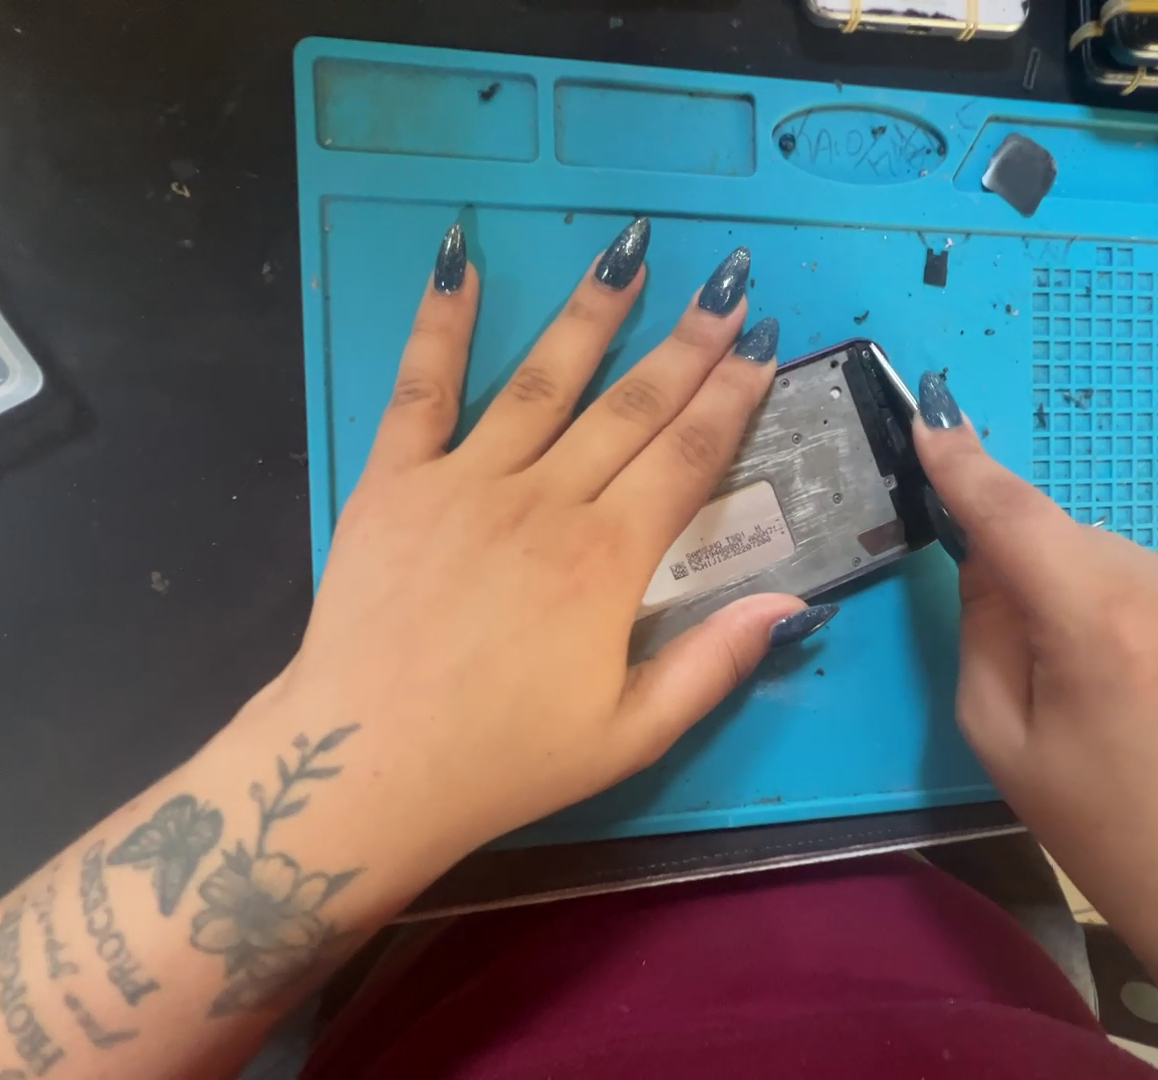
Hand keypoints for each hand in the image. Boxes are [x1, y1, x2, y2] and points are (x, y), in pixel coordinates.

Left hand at [268, 220, 818, 867]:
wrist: (362, 770)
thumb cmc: (504, 760)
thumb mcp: (630, 736)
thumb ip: (714, 665)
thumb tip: (795, 604)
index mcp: (607, 561)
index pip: (688, 458)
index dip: (732, 399)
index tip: (763, 347)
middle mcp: (544, 502)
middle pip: (632, 408)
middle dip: (688, 345)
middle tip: (726, 287)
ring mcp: (464, 482)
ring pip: (544, 381)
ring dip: (591, 314)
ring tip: (629, 254)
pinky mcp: (394, 481)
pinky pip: (421, 388)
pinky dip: (440, 325)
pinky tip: (458, 263)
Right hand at [911, 373, 1157, 946]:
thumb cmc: (1098, 819)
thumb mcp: (997, 731)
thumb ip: (982, 624)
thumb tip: (988, 552)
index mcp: (1101, 629)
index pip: (1016, 518)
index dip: (968, 467)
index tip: (934, 420)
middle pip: (1076, 543)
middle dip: (1044, 573)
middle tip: (1051, 653)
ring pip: (1135, 558)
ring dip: (1109, 591)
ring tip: (1131, 676)